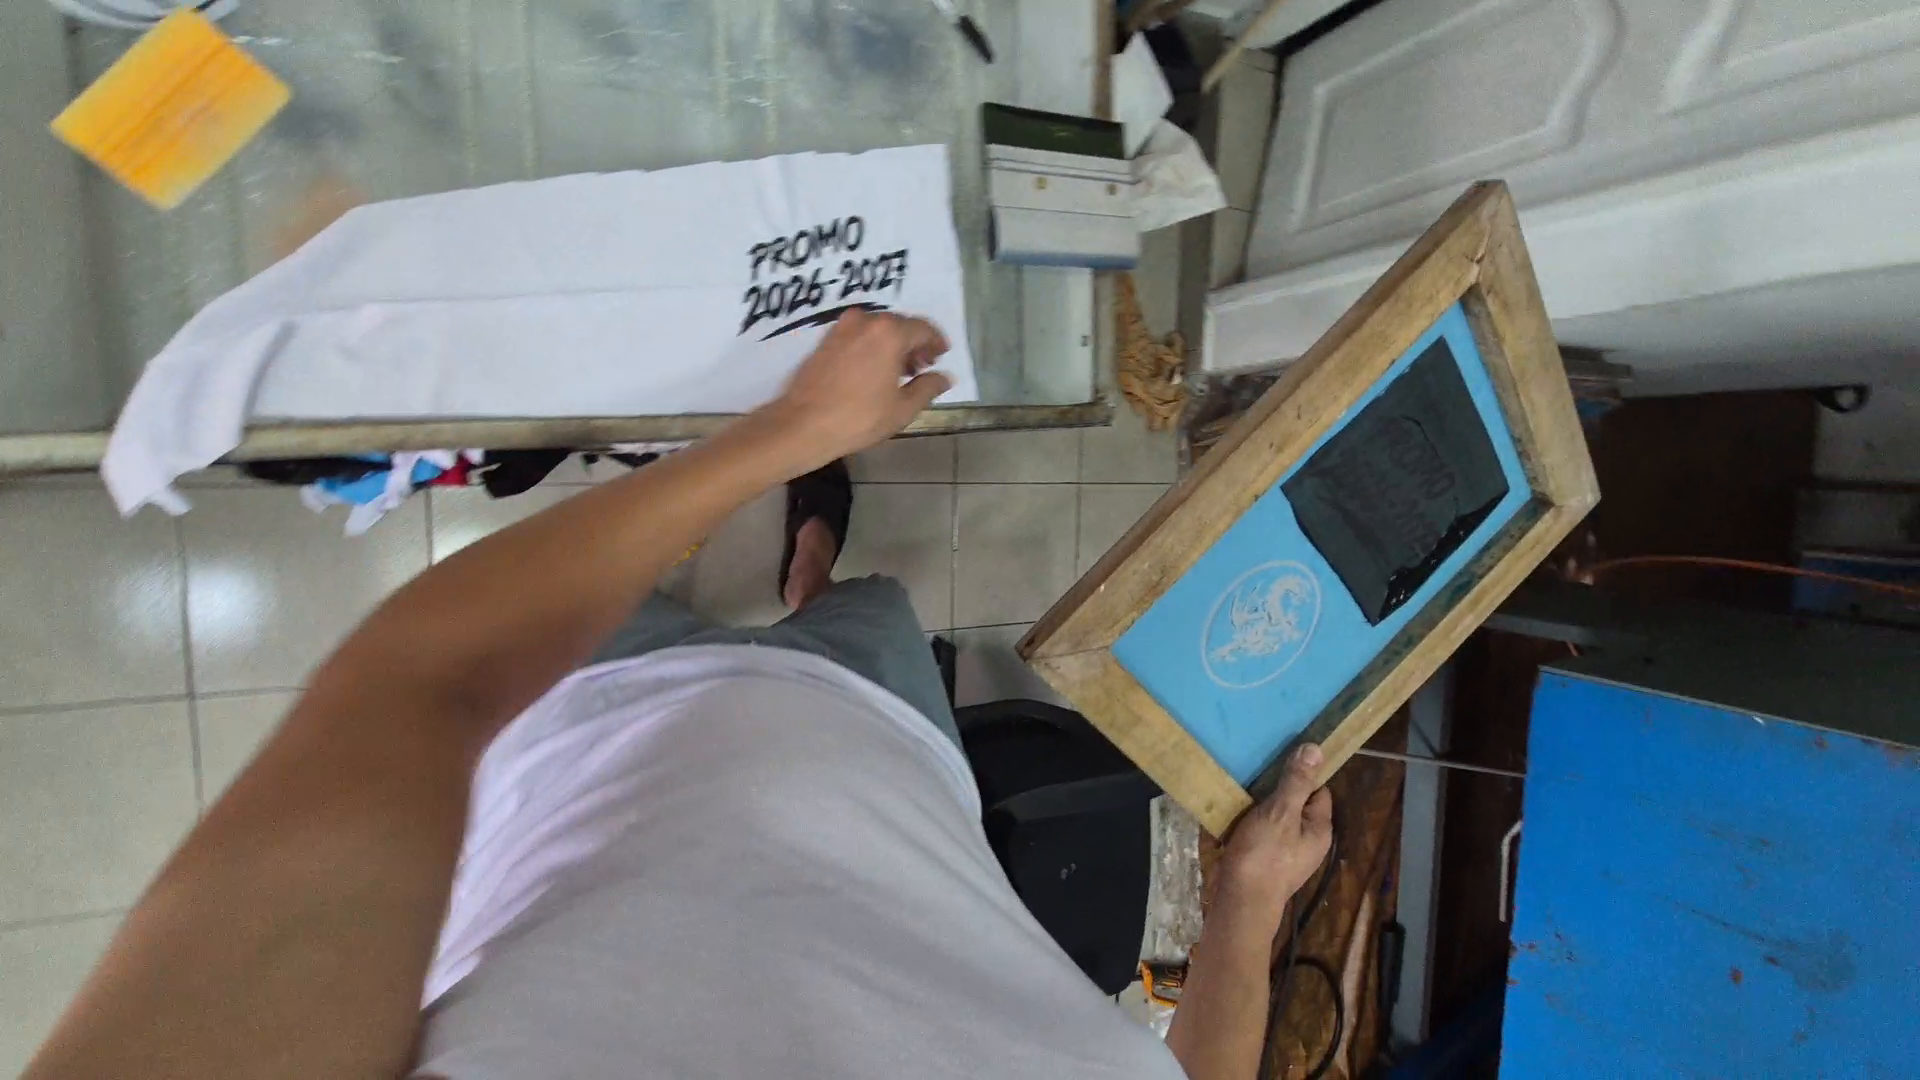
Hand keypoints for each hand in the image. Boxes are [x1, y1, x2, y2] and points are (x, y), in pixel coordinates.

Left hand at [758, 308, 950, 469]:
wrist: (803, 424)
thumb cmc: (859, 418)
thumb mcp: (902, 408)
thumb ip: (927, 388)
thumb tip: (944, 378)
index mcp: (889, 332)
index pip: (922, 328)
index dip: (936, 342)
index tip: (942, 355)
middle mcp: (865, 320)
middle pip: (899, 325)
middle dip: (915, 344)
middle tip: (923, 367)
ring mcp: (842, 328)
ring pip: (878, 329)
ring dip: (894, 345)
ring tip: (901, 372)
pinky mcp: (826, 340)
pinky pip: (860, 335)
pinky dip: (873, 347)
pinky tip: (876, 371)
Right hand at [1216, 744, 1333, 930]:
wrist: (1241, 901)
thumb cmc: (1264, 855)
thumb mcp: (1280, 812)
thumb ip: (1297, 782)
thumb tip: (1317, 749)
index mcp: (1319, 830)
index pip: (1318, 791)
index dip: (1300, 775)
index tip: (1276, 761)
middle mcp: (1308, 842)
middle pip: (1294, 803)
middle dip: (1274, 790)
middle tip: (1252, 774)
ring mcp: (1286, 854)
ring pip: (1274, 818)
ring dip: (1257, 806)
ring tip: (1238, 791)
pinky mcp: (1265, 861)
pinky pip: (1260, 833)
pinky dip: (1247, 823)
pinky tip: (1230, 816)